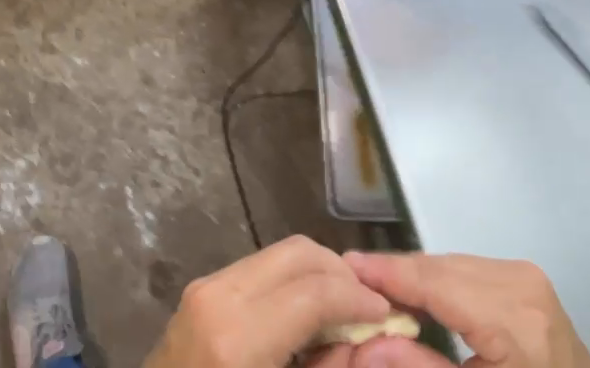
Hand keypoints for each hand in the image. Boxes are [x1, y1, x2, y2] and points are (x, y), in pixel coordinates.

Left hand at [142, 235, 391, 367]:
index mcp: (239, 336)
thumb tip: (364, 337)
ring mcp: (205, 286)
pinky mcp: (201, 289)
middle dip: (340, 273)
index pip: (315, 291)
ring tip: (341, 310)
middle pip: (298, 253)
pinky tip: (307, 312)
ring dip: (317, 273)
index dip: (359, 299)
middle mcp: (220, 295)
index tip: (389, 314)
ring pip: (279, 254)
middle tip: (367, 305)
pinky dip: (291, 280)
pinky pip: (259, 268)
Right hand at [340, 253, 589, 367]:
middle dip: (394, 272)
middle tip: (348, 279)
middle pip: (440, 267)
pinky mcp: (524, 276)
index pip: (437, 283)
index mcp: (514, 319)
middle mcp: (520, 283)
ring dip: (412, 274)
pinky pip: (465, 269)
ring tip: (373, 286)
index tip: (345, 265)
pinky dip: (435, 278)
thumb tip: (366, 341)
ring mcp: (525, 275)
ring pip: (450, 263)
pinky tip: (412, 292)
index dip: (388, 273)